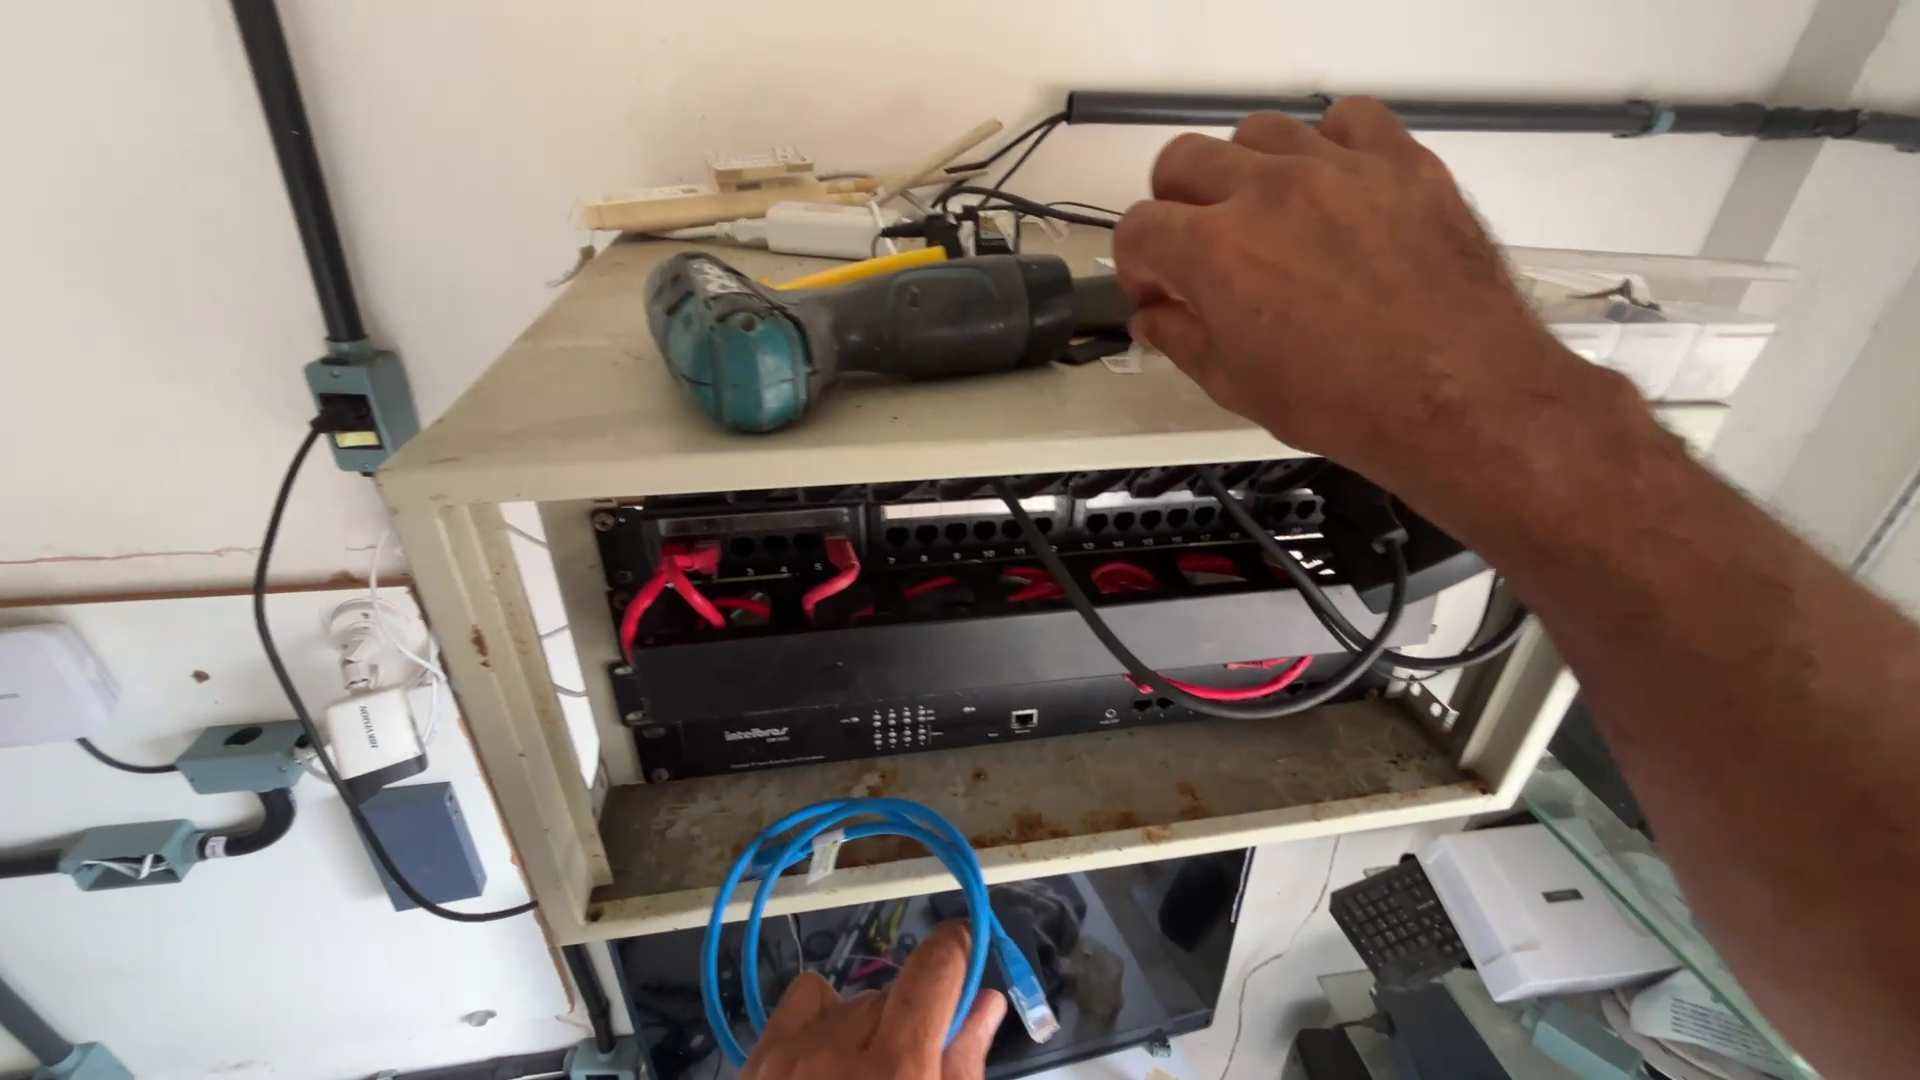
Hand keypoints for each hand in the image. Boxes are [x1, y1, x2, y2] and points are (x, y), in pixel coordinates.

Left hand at [741, 921, 1006, 1079]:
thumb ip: (965, 1064)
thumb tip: (986, 1004)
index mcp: (898, 1068)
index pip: (935, 965)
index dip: (957, 948)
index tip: (966, 948)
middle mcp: (841, 1045)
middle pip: (894, 991)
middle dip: (913, 1018)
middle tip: (914, 1068)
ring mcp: (792, 1053)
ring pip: (853, 998)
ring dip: (870, 1024)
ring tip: (865, 1079)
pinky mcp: (757, 1062)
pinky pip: (805, 998)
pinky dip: (825, 1015)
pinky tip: (828, 1056)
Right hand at [1113, 99, 1628, 494]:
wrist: (1453, 396)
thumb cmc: (1346, 402)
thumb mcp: (1235, 385)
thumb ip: (1180, 339)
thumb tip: (1155, 318)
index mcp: (1216, 253)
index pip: (1138, 228)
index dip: (1135, 265)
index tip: (1153, 288)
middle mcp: (1269, 194)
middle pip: (1182, 161)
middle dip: (1171, 207)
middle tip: (1191, 249)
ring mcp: (1337, 169)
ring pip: (1256, 133)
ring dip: (1240, 173)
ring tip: (1259, 218)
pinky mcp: (1399, 162)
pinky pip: (1346, 120)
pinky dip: (1322, 146)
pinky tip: (1325, 189)